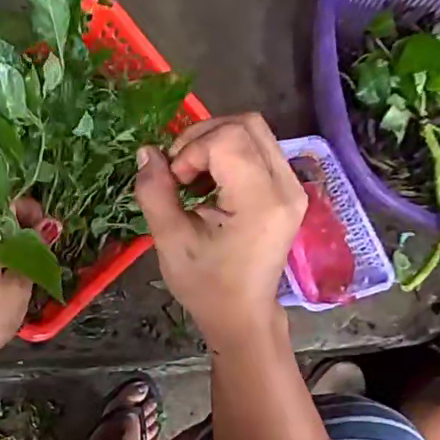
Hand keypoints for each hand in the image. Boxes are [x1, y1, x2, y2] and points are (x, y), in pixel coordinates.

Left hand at [0, 199, 49, 373]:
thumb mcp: (19, 286)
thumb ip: (34, 252)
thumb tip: (49, 226)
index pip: (10, 205)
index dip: (34, 213)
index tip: (49, 233)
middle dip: (25, 229)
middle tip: (44, 251)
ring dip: (12, 244)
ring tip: (30, 265)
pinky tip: (9, 274)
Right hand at [134, 114, 305, 349]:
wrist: (243, 315)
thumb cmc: (206, 285)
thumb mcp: (171, 241)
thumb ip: (155, 192)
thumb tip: (146, 152)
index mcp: (261, 201)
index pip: (227, 139)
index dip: (191, 151)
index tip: (176, 183)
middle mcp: (286, 187)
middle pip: (246, 124)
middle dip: (203, 137)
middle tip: (179, 170)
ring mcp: (293, 187)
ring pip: (254, 131)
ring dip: (216, 142)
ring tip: (194, 176)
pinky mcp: (290, 191)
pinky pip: (260, 149)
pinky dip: (230, 153)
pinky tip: (211, 182)